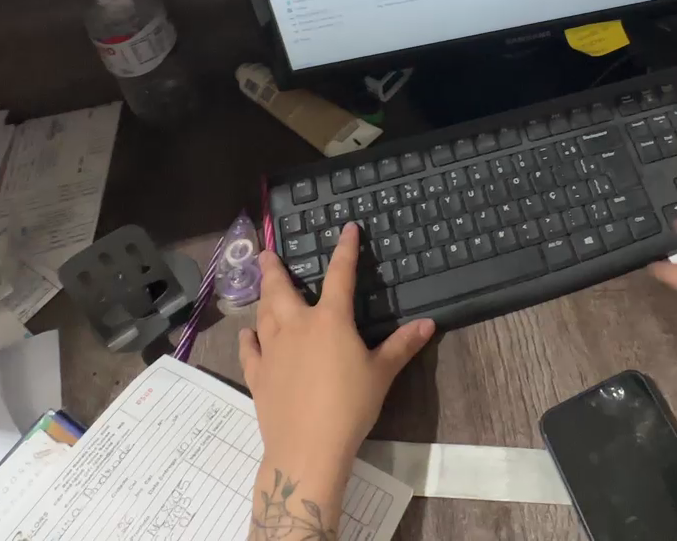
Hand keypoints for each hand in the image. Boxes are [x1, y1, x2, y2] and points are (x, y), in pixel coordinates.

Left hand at [241, 223, 434, 476]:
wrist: (307, 448)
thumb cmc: (349, 406)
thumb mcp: (382, 374)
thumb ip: (402, 345)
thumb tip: (429, 323)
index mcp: (331, 319)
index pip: (340, 274)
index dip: (345, 249)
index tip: (347, 228)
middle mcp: (297, 325)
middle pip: (282, 289)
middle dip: (275, 268)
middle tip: (267, 253)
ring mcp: (273, 350)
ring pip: (264, 313)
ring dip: (262, 295)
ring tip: (261, 284)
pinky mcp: (258, 375)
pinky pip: (250, 350)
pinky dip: (248, 338)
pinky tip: (247, 332)